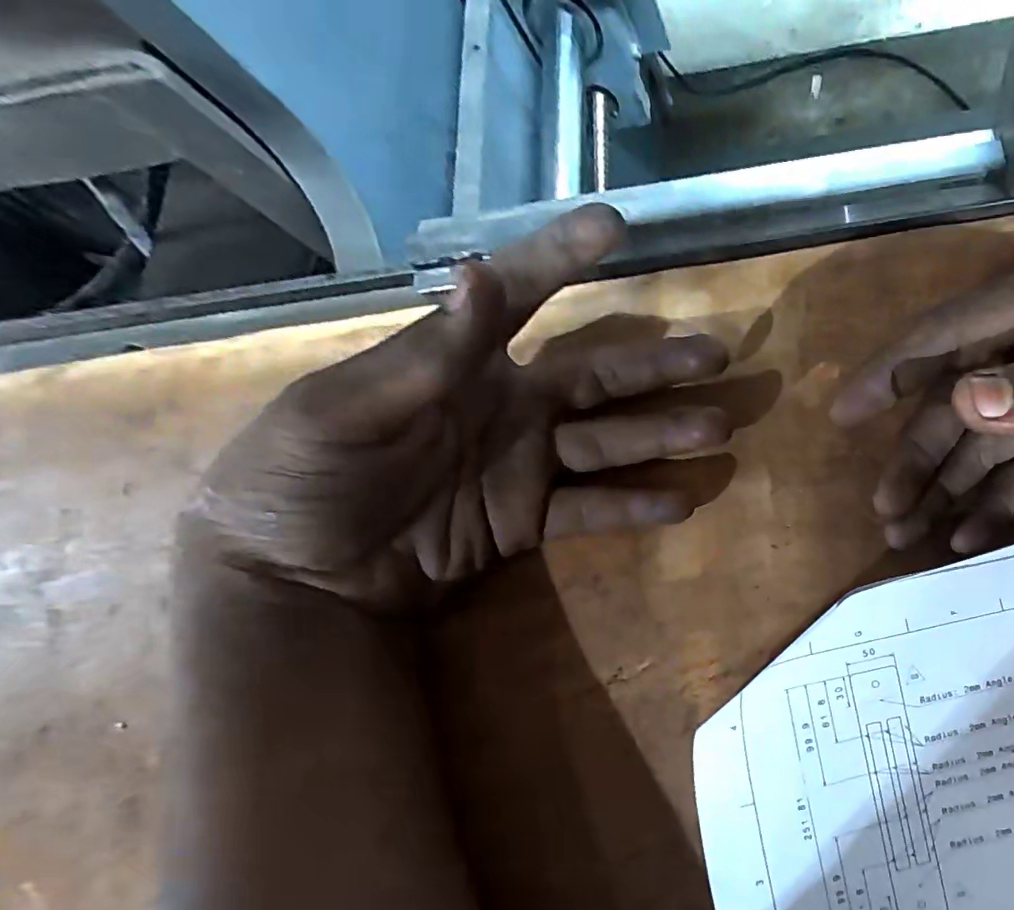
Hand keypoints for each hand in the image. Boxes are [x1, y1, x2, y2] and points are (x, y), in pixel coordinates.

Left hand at [182, 206, 731, 609]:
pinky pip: (593, 511)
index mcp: (460, 366)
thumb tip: (481, 274)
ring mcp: (526, 466)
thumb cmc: (299, 479)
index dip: (564, 258)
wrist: (295, 580)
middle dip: (657, 365)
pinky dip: (635, 508)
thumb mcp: (343, 410)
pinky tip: (680, 505)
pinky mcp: (531, 521)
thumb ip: (426, 355)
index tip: (614, 225)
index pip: (521, 297)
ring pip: (610, 443)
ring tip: (718, 429)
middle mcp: (508, 408)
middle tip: (716, 357)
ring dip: (664, 435)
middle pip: (598, 379)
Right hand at [831, 242, 1013, 551]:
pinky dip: (1003, 505)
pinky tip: (971, 538)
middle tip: (883, 506)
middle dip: (922, 449)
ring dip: (954, 485)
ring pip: (999, 442)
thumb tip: (963, 399)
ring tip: (911, 532)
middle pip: (973, 396)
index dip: (903, 367)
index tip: (847, 413)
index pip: (970, 329)